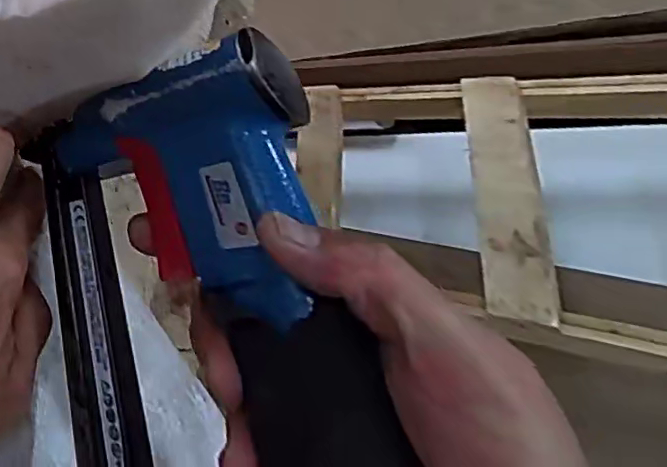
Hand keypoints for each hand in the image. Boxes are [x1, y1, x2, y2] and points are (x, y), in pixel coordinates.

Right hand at [131, 212, 584, 466]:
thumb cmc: (497, 435)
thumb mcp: (444, 338)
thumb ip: (366, 273)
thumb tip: (268, 223)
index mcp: (356, 304)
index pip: (280, 254)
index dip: (226, 236)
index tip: (169, 228)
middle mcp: (329, 347)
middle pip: (245, 311)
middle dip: (213, 321)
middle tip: (215, 356)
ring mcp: (317, 403)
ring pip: (240, 371)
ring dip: (221, 380)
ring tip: (235, 419)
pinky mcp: (304, 450)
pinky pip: (252, 435)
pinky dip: (235, 442)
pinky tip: (241, 455)